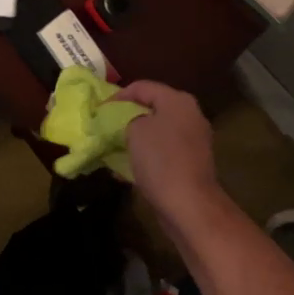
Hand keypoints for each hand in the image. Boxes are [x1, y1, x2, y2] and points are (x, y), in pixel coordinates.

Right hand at [115, 81, 221, 220]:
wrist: (190, 207)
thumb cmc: (161, 160)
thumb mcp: (133, 130)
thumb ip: (125, 118)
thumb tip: (124, 121)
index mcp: (178, 100)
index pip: (141, 87)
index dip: (117, 97)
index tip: (99, 111)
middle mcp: (190, 115)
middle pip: (151, 108)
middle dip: (126, 118)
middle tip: (106, 128)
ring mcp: (194, 140)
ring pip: (157, 132)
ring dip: (135, 139)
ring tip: (114, 149)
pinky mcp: (193, 163)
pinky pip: (164, 151)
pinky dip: (147, 155)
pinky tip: (128, 169)